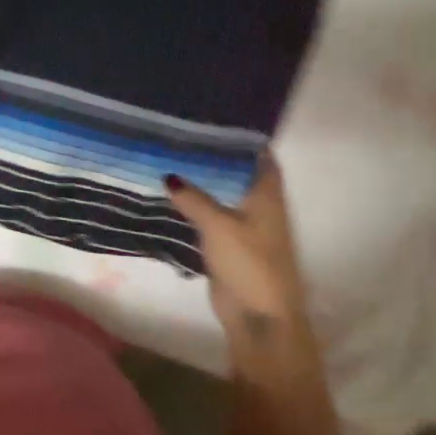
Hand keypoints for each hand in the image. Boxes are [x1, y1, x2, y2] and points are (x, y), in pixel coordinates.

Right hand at [166, 154, 312, 349]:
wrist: (258, 313)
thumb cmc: (249, 262)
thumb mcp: (219, 225)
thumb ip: (193, 198)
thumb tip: (169, 176)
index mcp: (267, 194)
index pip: (258, 156)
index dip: (240, 138)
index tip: (212, 121)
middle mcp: (258, 205)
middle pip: (236, 173)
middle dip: (213, 157)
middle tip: (180, 136)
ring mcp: (244, 226)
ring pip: (220, 195)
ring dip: (201, 182)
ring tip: (169, 159)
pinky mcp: (228, 244)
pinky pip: (209, 216)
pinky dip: (194, 205)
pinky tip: (171, 196)